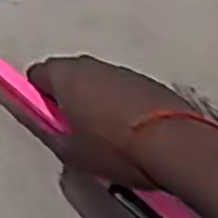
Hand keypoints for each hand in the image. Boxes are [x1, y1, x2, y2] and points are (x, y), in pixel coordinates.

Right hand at [27, 55, 198, 187]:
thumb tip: (52, 131)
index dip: (41, 99)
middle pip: (67, 76)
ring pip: (98, 82)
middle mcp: (85, 63)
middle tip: (80, 129)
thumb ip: (54, 135)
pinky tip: (139, 133)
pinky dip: (126, 106)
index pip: (36, 76)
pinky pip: (126, 91)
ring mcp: (120, 70)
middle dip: (70, 96)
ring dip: (99, 100)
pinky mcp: (150, 82)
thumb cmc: (117, 148)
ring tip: (114, 135)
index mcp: (61, 74)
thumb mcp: (76, 153)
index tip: (53, 122)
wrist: (181, 147)